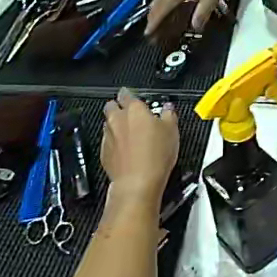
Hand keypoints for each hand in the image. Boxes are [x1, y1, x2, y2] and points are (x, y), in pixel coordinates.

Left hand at [101, 87, 178, 201]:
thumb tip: (168, 109)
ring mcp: (108, 136)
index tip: (134, 97)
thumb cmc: (155, 156)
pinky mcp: (104, 152)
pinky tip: (127, 150)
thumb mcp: (172, 131)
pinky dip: (115, 143)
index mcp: (134, 110)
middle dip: (119, 107)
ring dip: (117, 125)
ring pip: (108, 123)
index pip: (126, 94)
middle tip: (132, 114)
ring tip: (132, 134)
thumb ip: (169, 115)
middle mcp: (117, 120)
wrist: (137, 182)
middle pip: (111, 106)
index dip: (130, 94)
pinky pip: (108, 141)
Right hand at [147, 0, 239, 34]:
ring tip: (156, 22)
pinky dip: (162, 4)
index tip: (147, 34)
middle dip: (152, 19)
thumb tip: (195, 27)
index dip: (153, 23)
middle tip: (150, 33)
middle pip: (156, 5)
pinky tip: (167, 7)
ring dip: (156, 11)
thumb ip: (202, 13)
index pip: (161, 11)